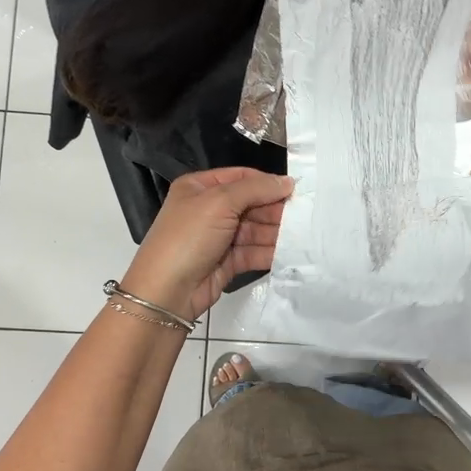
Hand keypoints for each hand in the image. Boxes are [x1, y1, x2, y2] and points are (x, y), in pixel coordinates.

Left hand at [118, 168, 293, 321]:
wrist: (166, 292)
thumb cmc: (188, 238)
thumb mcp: (219, 202)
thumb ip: (255, 189)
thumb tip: (287, 181)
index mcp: (199, 188)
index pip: (241, 178)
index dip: (267, 182)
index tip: (296, 189)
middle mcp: (208, 210)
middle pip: (251, 204)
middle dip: (275, 210)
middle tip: (304, 215)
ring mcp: (217, 237)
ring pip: (254, 229)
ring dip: (276, 232)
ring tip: (303, 234)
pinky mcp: (226, 262)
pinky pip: (253, 252)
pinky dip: (270, 252)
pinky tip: (291, 252)